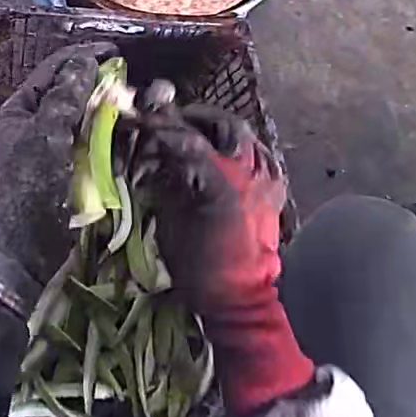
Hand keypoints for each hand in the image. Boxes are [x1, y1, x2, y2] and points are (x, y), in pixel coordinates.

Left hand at [0, 42, 115, 280]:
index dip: (83, 56)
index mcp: (25, 107)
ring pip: (89, 118)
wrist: (21, 246)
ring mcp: (57, 146)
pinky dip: (112, 138)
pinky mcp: (73, 169)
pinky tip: (129, 135)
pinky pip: (96, 145)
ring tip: (133, 106)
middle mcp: (40, 121)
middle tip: (129, 82)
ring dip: (110, 111)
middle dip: (101, 85)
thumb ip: (66, 96)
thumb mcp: (44, 133)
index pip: (56, 69)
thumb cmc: (26, 183)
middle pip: (75, 92)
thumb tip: (85, 62)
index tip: (114, 51)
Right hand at [145, 106, 314, 415]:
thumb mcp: (170, 219)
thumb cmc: (198, 265)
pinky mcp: (275, 185)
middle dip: (193, 118)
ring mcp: (266, 176)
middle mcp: (248, 171)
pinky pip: (257, 150)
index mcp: (219, 180)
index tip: (140, 120)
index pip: (185, 138)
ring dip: (216, 128)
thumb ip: (166, 178)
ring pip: (243, 133)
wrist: (243, 298)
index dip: (159, 126)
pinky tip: (221, 152)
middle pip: (221, 124)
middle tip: (172, 121)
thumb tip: (154, 151)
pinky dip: (236, 145)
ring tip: (195, 133)